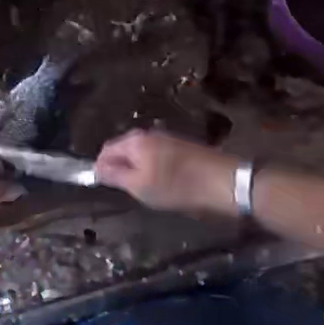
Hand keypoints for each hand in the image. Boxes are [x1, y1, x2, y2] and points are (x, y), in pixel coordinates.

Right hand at [94, 130, 237, 217]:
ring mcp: (167, 138)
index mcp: (134, 141)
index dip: (101, 167)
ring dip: (140, 169)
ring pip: (142, 154)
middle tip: (128, 190)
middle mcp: (148, 134)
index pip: (105, 150)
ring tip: (149, 190)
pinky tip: (167, 184)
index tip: (105, 185)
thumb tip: (97, 168)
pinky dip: (156, 168)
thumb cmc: (178, 186)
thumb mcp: (140, 186)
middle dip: (121, 168)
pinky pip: (158, 156)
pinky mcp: (183, 147)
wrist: (227, 182)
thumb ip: (115, 175)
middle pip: (124, 150)